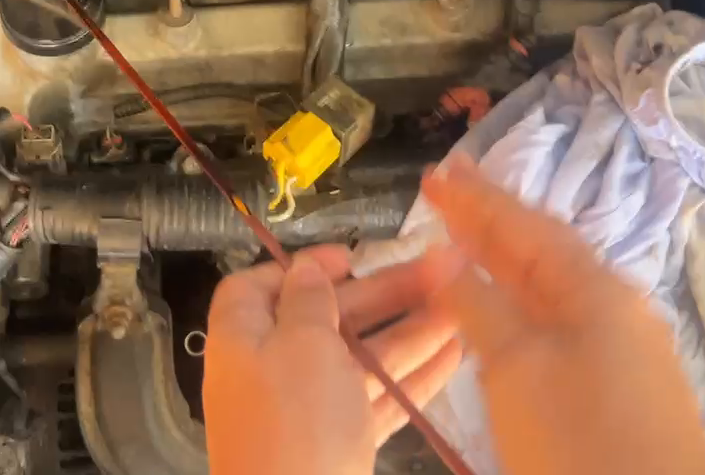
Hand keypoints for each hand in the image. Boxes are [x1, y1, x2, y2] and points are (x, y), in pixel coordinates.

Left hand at [204, 244, 465, 474]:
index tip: (353, 258)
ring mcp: (304, 411)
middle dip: (381, 297)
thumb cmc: (294, 422)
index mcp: (243, 333)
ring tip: (460, 312)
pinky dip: (408, 380)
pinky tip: (452, 359)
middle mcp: (269, 366)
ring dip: (407, 334)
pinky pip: (372, 401)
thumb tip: (305, 267)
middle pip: (325, 317)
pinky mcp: (336, 446)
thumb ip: (309, 299)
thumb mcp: (301, 343)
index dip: (306, 266)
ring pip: (358, 359)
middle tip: (433, 275)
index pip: (264, 282)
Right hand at [421, 159, 704, 474]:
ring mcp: (621, 347)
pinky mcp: (617, 384)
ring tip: (460, 228)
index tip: (433, 173)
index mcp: (596, 291)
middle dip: (488, 215)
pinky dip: (517, 292)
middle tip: (444, 184)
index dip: (474, 198)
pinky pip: (556, 314)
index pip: (524, 225)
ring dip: (500, 252)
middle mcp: (614, 307)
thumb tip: (440, 252)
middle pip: (539, 246)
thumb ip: (475, 301)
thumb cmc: (578, 447)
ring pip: (548, 281)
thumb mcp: (515, 369)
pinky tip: (497, 295)